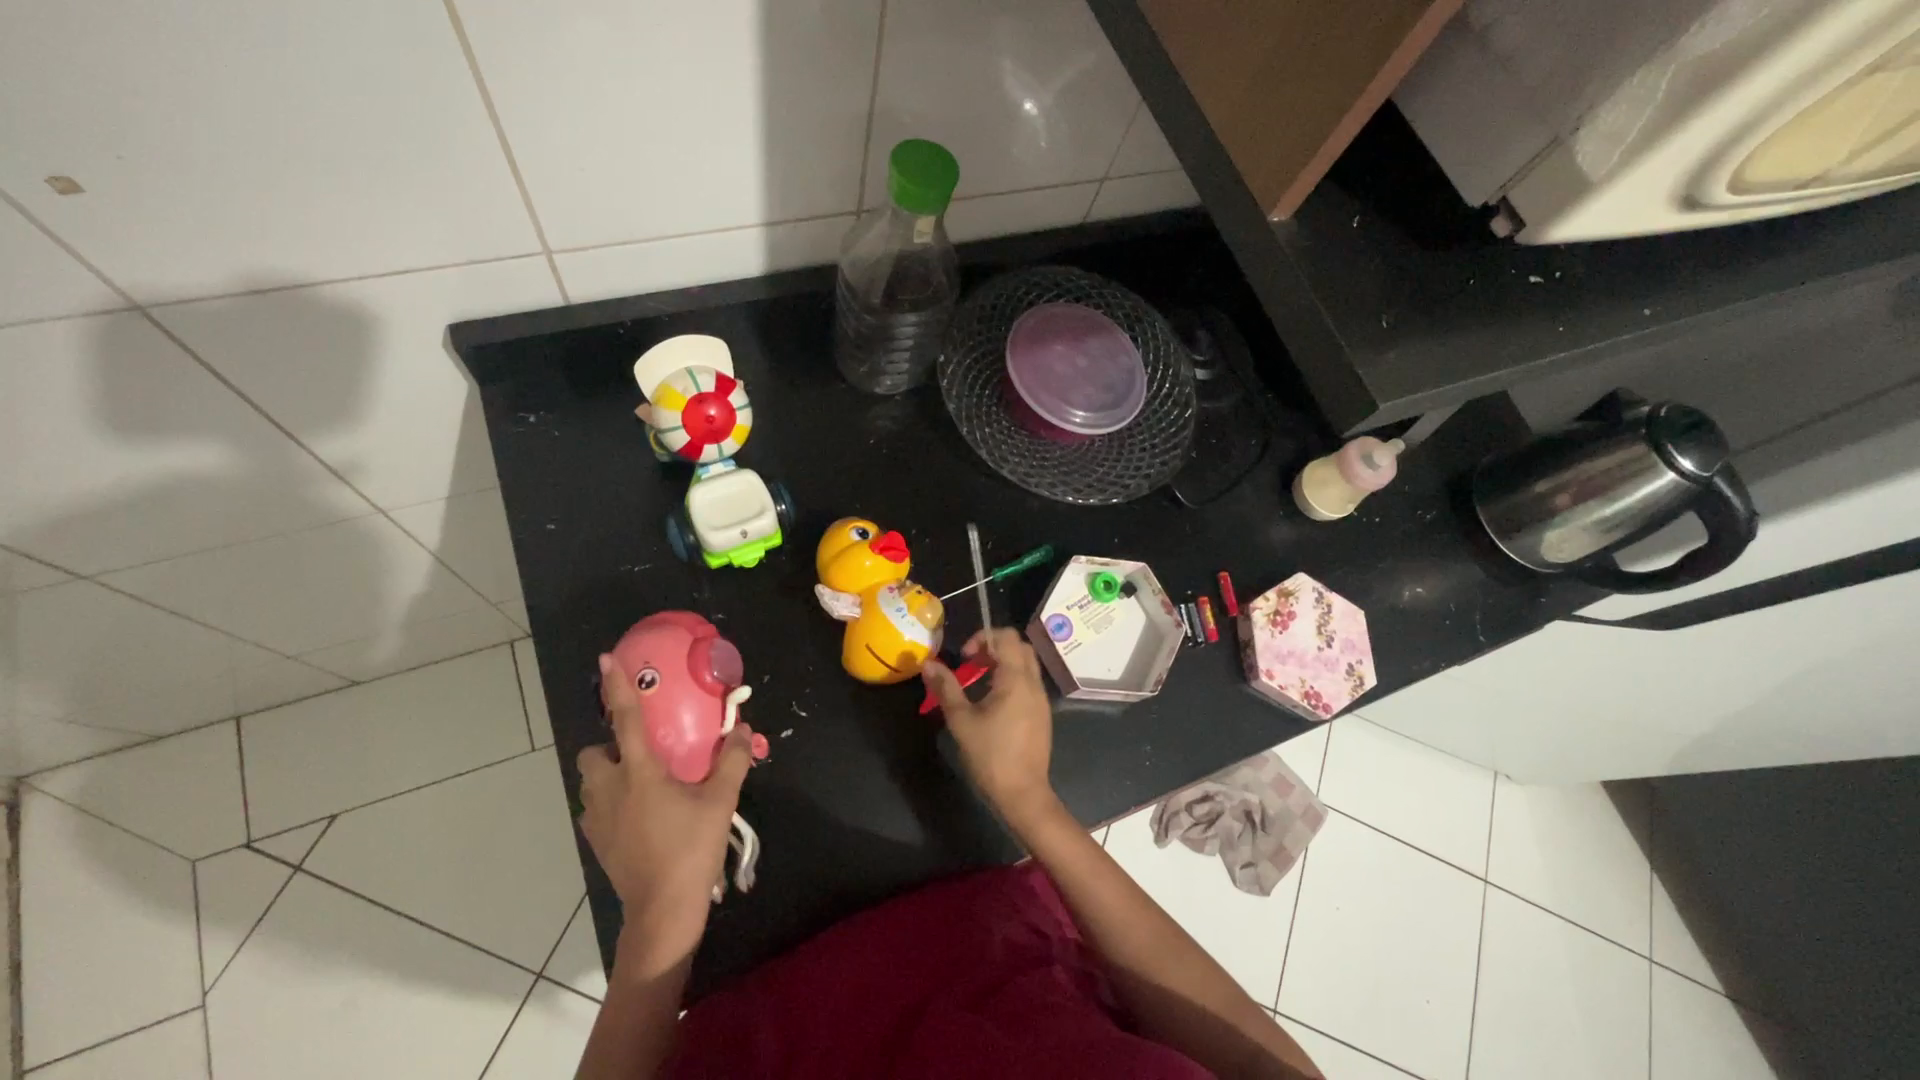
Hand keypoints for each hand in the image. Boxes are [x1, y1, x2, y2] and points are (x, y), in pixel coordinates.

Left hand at [577, 652, 751, 975]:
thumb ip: (731, 760)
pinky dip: (609, 804)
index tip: (605, 660)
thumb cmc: (692, 849)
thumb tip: (740, 727)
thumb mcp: (721, 802)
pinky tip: (637, 818)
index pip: (625, 719)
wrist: (663, 909)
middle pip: (592, 753)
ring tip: (641, 786)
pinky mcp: (595, 841)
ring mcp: (596, 818)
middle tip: (642, 754)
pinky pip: (594, 810)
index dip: (616, 687)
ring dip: (609, 775)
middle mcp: (609, 788)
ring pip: (590, 782)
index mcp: (639, 772)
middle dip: (608, 747)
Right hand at [922, 628, 1056, 822]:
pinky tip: (992, 703)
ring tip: (977, 683)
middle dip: (993, 648)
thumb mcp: (961, 720)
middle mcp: (1034, 683)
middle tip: (970, 666)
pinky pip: (1028, 684)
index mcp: (1016, 679)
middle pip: (1019, 647)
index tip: (964, 658)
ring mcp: (1041, 700)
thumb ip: (945, 688)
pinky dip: (1011, 681)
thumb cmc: (990, 755)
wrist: (1022, 794)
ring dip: (1002, 664)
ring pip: (1026, 666)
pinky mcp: (1042, 715)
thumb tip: (928, 664)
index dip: (983, 638)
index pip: (1007, 637)